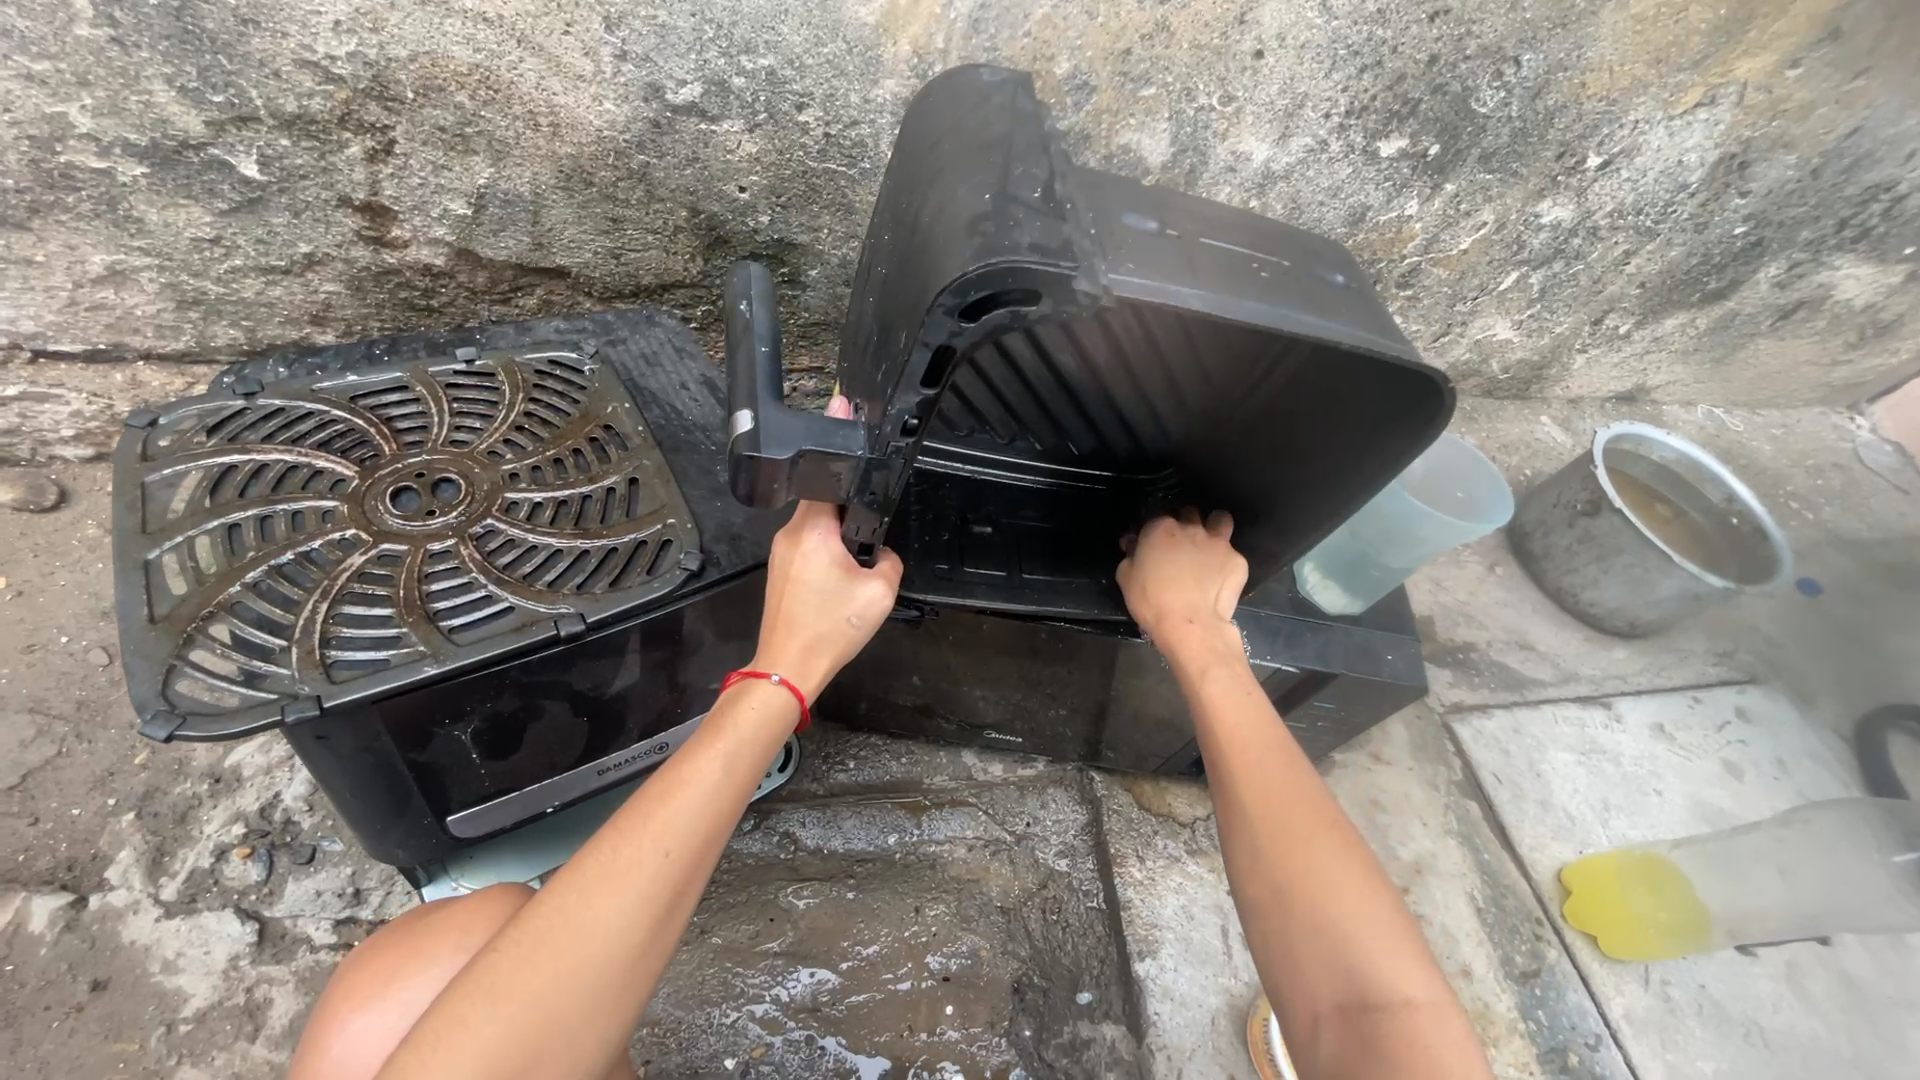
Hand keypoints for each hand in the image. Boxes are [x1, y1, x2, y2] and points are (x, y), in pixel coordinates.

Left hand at [751, 396, 903, 698]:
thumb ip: (890, 561)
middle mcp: (791, 532)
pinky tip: (842, 581)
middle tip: (872, 537)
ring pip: (818, 526)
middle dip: (852, 512)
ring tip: (858, 569)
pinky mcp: (781, 569)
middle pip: (826, 500)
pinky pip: (810, 546)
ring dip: (841, 537)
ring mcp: (781, 551)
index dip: (839, 439)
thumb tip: (883, 553)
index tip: (843, 405)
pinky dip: (829, 553)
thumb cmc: (830, 630)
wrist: (788, 667)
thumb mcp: (880, 594)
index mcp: (813, 529)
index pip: (826, 471)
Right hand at [1117, 509, 1247, 667]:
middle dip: (1185, 524)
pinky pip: (1231, 555)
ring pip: (1220, 520)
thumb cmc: (1151, 601)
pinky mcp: (1238, 560)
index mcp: (1161, 528)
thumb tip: (1135, 545)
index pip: (1156, 514)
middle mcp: (1192, 527)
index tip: (1151, 544)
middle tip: (1180, 545)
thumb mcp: (1125, 577)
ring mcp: (1218, 542)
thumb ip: (1131, 555)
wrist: (1189, 625)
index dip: (1153, 529)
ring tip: (1209, 546)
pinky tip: (1219, 579)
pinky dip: (1225, 563)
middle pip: (1189, 514)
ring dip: (1214, 528)